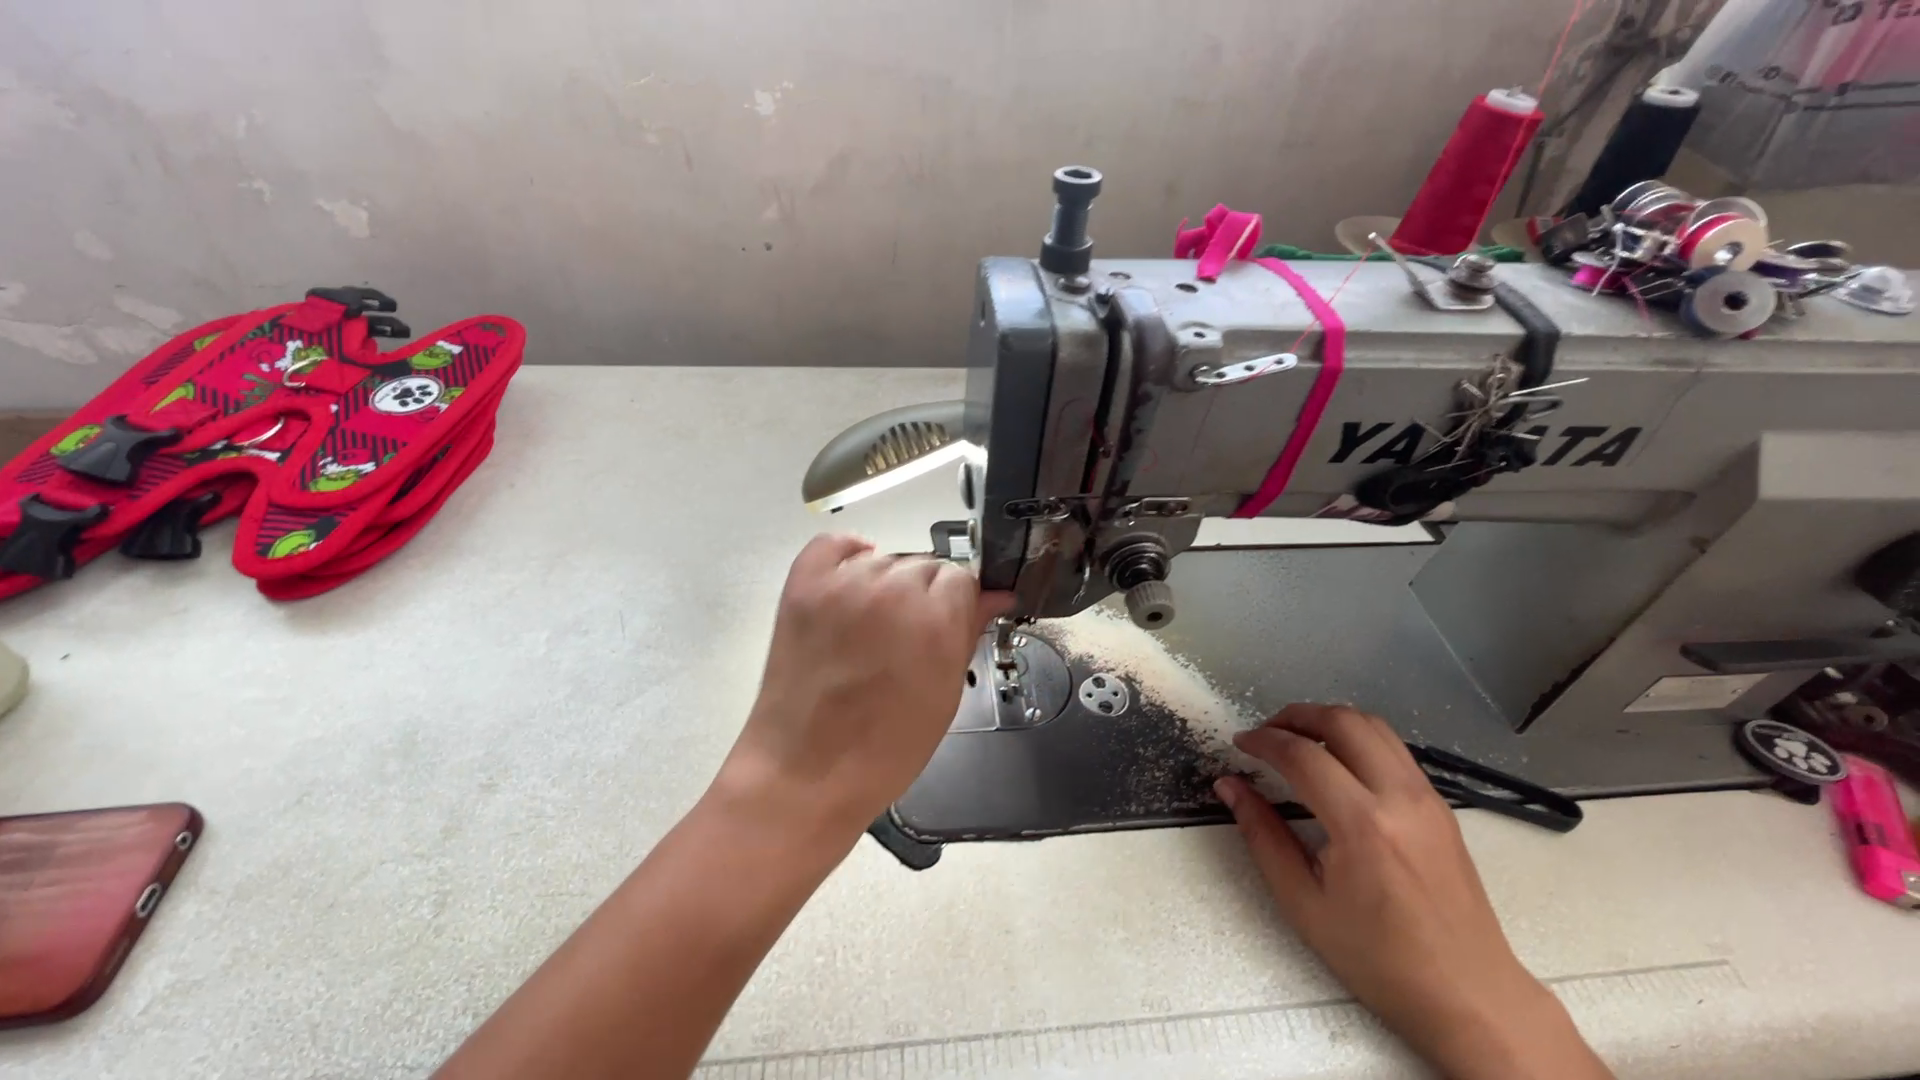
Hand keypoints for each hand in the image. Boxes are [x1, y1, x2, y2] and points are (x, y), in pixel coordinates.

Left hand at [715, 534, 1013, 841]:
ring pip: (884, 559)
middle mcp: (890, 592)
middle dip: (927, 596)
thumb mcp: (945, 696)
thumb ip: (969, 634)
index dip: (960, 602)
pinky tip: (854, 583)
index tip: (953, 621)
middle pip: (926, 565)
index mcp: (934, 620)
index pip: (963, 578)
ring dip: (889, 583)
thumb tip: (994, 597)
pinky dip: (848, 555)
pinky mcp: (803, 588)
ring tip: (877, 627)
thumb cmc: (882, 750)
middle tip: (912, 636)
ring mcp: (842, 587)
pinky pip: (834, 545)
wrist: (805, 773)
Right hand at [1214, 705, 1611, 1079]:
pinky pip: (1394, 749)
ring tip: (1297, 740)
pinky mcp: (1441, 806)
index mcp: (1362, 825)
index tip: (1239, 744)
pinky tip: (1336, 764)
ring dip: (1329, 720)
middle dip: (1296, 716)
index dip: (1263, 741)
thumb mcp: (1304, 903)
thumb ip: (1263, 836)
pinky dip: (1357, 739)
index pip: (1303, 755)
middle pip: (1343, 721)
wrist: (1468, 993)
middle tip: (1265, 733)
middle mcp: (1400, 797)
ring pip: (1374, 726)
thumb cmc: (1378, 958)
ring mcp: (1427, 797)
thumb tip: (1230, 787)